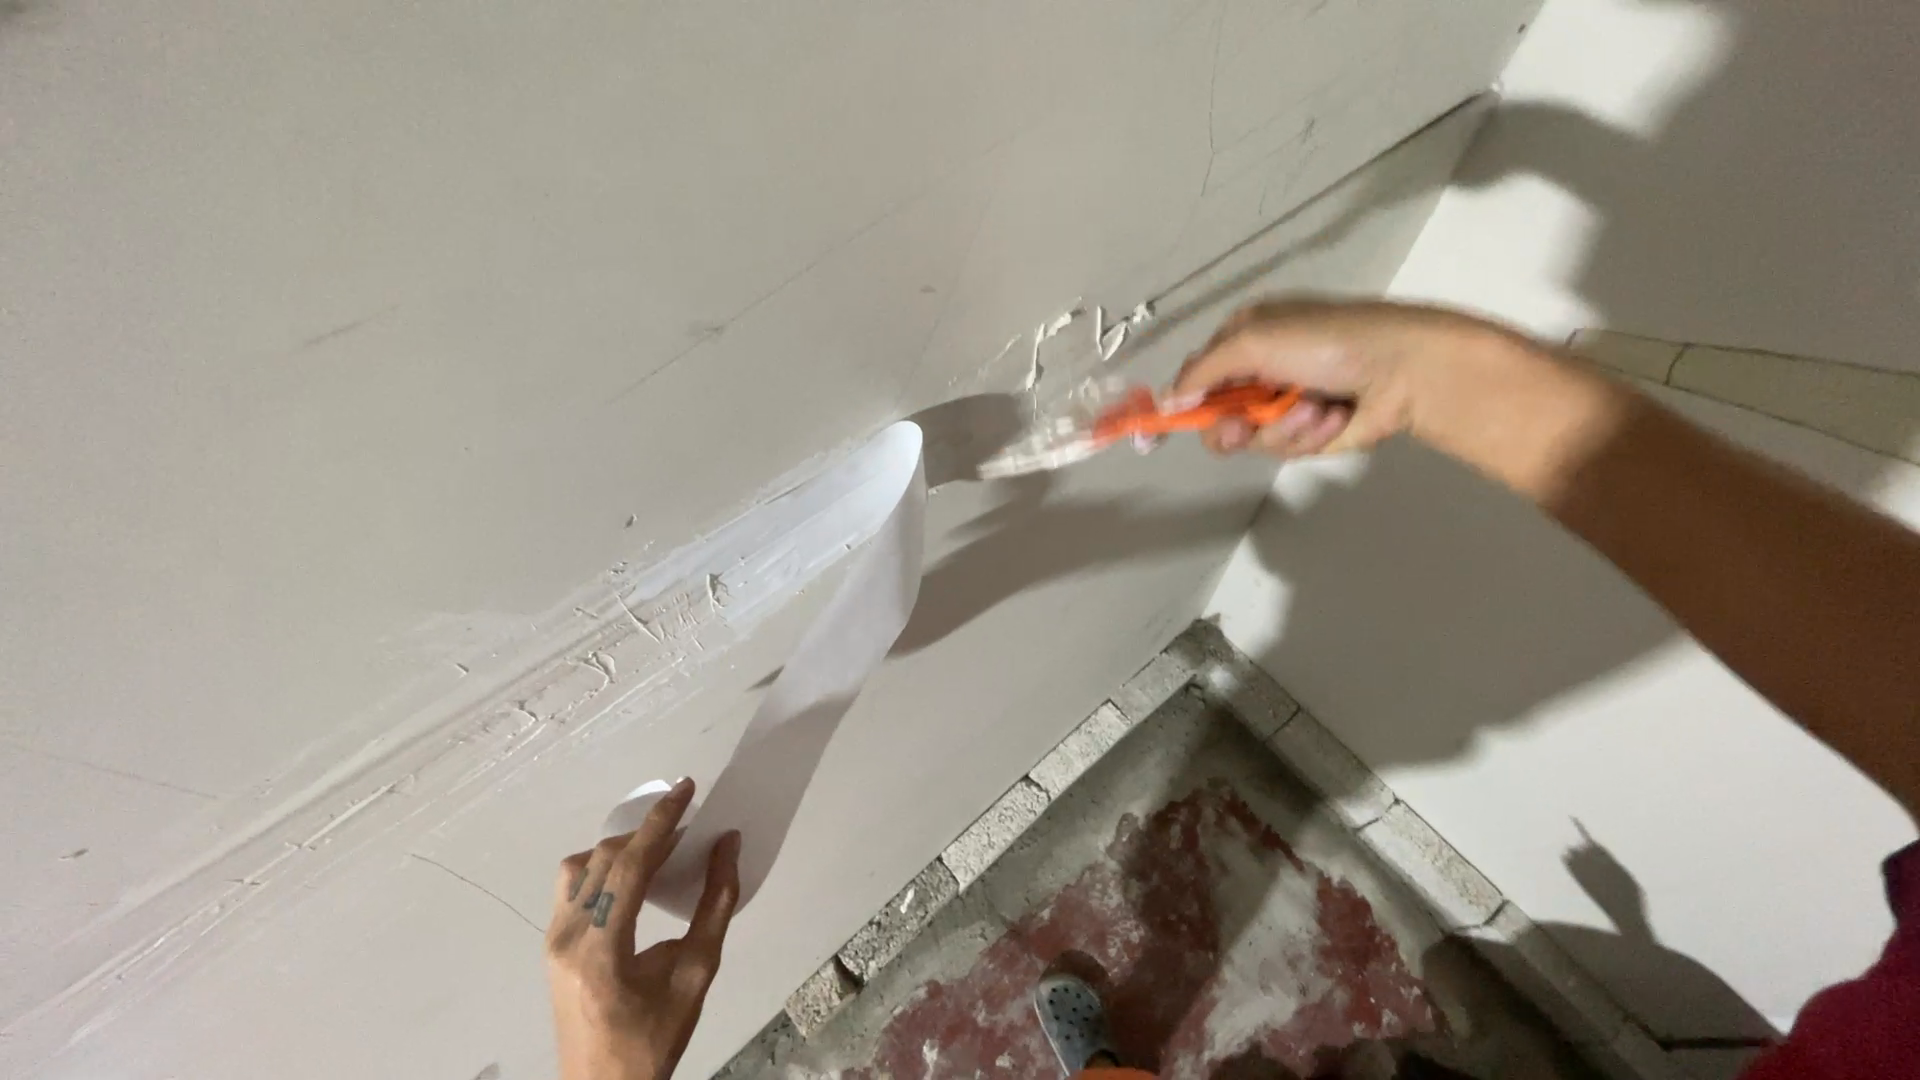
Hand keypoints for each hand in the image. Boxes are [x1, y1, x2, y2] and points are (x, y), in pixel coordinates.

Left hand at [546, 779, 740, 1079]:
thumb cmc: (654, 1038)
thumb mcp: (697, 973)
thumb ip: (716, 904)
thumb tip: (727, 844)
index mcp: (601, 948)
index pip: (630, 864)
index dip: (661, 820)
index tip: (687, 788)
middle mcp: (567, 937)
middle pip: (606, 858)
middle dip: (649, 832)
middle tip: (689, 826)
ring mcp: (551, 941)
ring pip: (582, 866)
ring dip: (623, 848)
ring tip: (660, 851)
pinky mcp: (551, 946)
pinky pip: (572, 886)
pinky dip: (604, 866)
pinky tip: (632, 877)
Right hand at [1172, 296, 1516, 458]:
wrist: (1405, 369)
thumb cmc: (1327, 343)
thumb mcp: (1254, 342)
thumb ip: (1202, 373)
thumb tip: (1164, 402)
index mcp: (1244, 338)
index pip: (1197, 377)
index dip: (1185, 402)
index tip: (1170, 424)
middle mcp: (1259, 372)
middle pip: (1215, 416)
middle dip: (1232, 425)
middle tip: (1245, 427)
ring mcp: (1283, 404)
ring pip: (1250, 438)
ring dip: (1282, 428)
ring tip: (1316, 409)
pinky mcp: (1308, 432)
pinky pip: (1283, 448)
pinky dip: (1308, 435)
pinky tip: (1334, 416)